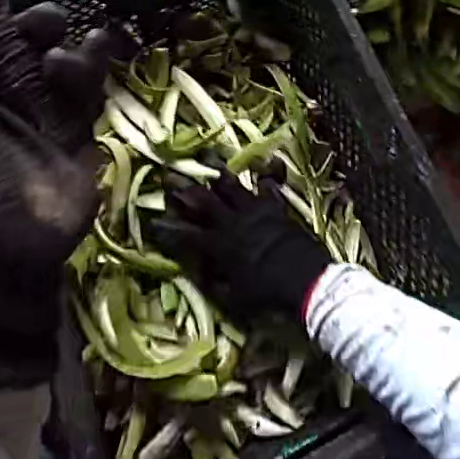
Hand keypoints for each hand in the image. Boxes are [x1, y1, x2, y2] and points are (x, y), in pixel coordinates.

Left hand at [0, 0, 114, 390]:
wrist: (1, 257)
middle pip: (12, 31)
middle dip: (25, 14)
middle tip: (38, 16)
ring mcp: (35, 105)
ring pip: (50, 49)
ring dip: (56, 38)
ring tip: (58, 48)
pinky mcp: (72, 123)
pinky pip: (84, 81)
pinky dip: (88, 61)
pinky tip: (88, 54)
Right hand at [151, 175, 333, 322]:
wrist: (306, 279)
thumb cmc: (268, 295)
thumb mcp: (234, 300)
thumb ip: (214, 284)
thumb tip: (201, 273)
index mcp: (220, 247)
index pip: (187, 236)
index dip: (169, 229)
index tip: (153, 221)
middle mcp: (234, 223)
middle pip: (205, 202)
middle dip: (185, 189)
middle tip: (169, 174)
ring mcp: (256, 211)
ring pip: (233, 187)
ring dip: (219, 175)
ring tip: (208, 159)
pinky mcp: (276, 208)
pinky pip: (268, 189)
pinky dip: (264, 180)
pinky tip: (262, 171)